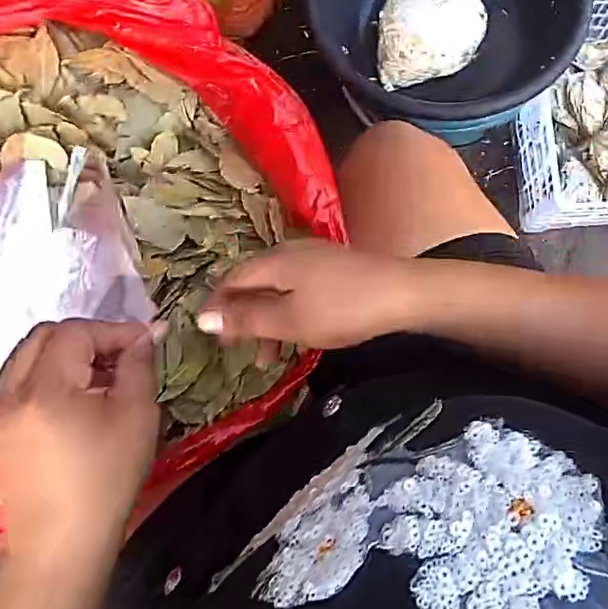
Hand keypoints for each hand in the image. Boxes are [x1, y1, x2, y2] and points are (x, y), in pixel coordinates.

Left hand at [0, 320, 162, 568]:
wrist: (61, 543)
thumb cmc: (107, 476)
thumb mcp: (137, 414)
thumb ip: (138, 365)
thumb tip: (144, 335)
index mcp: (44, 388)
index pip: (75, 332)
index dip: (114, 331)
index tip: (145, 345)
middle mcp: (9, 394)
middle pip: (43, 337)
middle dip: (87, 337)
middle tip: (122, 356)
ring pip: (27, 358)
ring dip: (66, 355)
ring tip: (103, 379)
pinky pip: (19, 384)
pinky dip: (49, 377)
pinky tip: (79, 402)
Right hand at [197, 239, 420, 348]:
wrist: (405, 294)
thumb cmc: (343, 309)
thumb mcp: (289, 320)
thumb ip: (247, 318)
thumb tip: (202, 316)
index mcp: (275, 261)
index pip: (231, 278)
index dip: (216, 306)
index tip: (208, 335)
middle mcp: (294, 251)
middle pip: (256, 282)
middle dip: (244, 317)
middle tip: (240, 349)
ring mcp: (320, 257)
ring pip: (282, 289)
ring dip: (271, 321)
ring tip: (271, 357)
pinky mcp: (341, 268)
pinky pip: (304, 290)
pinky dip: (294, 313)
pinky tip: (303, 334)